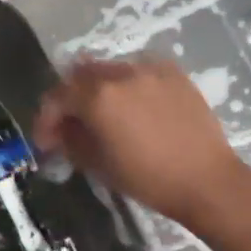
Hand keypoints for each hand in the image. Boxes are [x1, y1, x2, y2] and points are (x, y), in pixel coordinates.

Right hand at [33, 57, 248, 222]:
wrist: (205, 179)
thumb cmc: (145, 177)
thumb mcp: (96, 163)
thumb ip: (70, 139)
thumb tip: (59, 130)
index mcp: (98, 96)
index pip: (57, 96)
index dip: (46, 118)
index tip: (46, 140)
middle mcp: (122, 74)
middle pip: (81, 74)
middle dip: (69, 98)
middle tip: (70, 124)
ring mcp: (151, 70)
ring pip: (110, 71)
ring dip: (97, 90)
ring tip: (102, 117)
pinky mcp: (174, 74)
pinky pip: (138, 73)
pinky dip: (126, 87)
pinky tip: (132, 110)